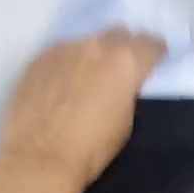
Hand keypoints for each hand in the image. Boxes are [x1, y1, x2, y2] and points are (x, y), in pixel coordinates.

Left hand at [0, 29, 165, 192]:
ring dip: (94, 54)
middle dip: (125, 47)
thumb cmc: (90, 150)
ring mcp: (63, 48)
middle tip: (123, 67)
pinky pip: (61, 52)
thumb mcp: (125, 123)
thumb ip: (127, 93)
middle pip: (118, 33)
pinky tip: (63, 84)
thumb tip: (122, 86)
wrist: (38, 158)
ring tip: (89, 77)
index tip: (155, 62)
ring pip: (87, 41)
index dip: (156, 54)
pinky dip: (68, 63)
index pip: (150, 45)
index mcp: (124, 63)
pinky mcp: (38, 58)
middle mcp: (95, 46)